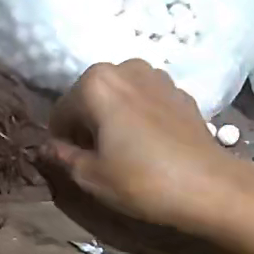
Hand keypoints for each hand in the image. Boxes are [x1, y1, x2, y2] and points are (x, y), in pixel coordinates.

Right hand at [46, 60, 253, 232]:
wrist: (208, 186)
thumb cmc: (141, 181)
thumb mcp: (90, 175)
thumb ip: (61, 156)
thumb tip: (45, 148)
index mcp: (96, 83)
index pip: (61, 112)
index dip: (60, 140)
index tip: (70, 163)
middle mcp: (125, 68)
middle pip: (90, 98)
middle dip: (87, 124)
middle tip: (96, 159)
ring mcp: (157, 76)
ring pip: (119, 97)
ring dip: (113, 119)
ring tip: (122, 152)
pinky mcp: (180, 92)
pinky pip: (145, 102)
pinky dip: (138, 118)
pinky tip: (148, 147)